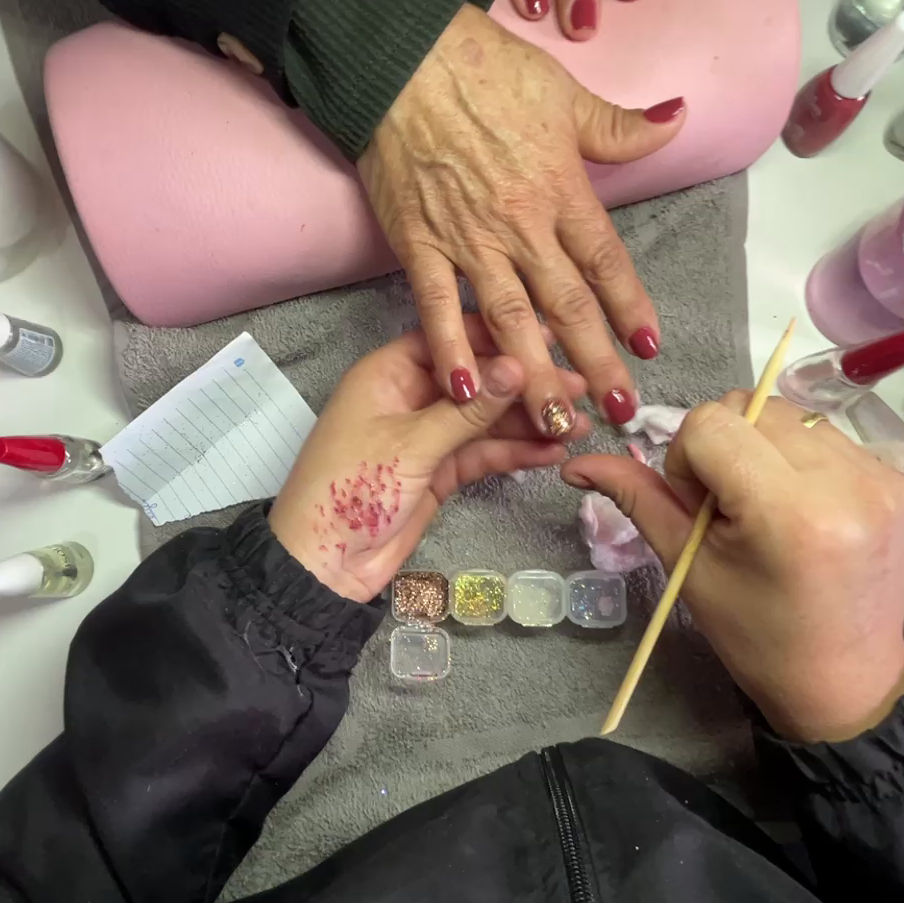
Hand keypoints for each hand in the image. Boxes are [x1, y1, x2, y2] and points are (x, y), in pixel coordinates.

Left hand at [270, 317, 588, 601]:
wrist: (324, 564)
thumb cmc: (352, 487)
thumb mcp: (412, 443)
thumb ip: (469, 409)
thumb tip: (519, 365)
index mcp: (388, 372)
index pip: (450, 340)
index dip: (498, 338)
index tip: (550, 337)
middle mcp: (409, 396)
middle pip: (474, 381)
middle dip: (523, 386)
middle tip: (579, 387)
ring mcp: (426, 436)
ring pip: (483, 421)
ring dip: (526, 423)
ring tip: (579, 424)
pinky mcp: (438, 471)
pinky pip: (480, 454)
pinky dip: (512, 454)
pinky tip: (552, 452)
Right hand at [359, 4, 683, 440]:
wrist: (402, 60)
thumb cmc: (483, 70)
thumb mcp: (563, 91)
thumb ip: (618, 126)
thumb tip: (677, 122)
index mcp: (561, 189)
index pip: (606, 262)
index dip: (630, 308)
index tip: (649, 348)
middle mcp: (522, 226)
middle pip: (567, 305)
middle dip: (595, 362)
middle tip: (618, 410)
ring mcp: (469, 241)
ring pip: (512, 320)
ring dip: (536, 375)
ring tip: (556, 423)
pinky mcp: (420, 246)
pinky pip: (439, 308)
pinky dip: (452, 350)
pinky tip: (466, 392)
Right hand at [561, 394, 903, 741]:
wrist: (848, 683)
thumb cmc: (755, 634)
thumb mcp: (687, 566)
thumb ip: (637, 498)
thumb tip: (577, 463)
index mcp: (789, 512)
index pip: (710, 423)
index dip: (688, 460)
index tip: (701, 508)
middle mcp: (846, 481)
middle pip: (749, 407)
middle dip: (722, 447)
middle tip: (730, 507)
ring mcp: (881, 476)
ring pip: (786, 413)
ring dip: (759, 448)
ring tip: (767, 507)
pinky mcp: (901, 478)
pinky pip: (824, 434)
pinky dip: (796, 458)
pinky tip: (801, 508)